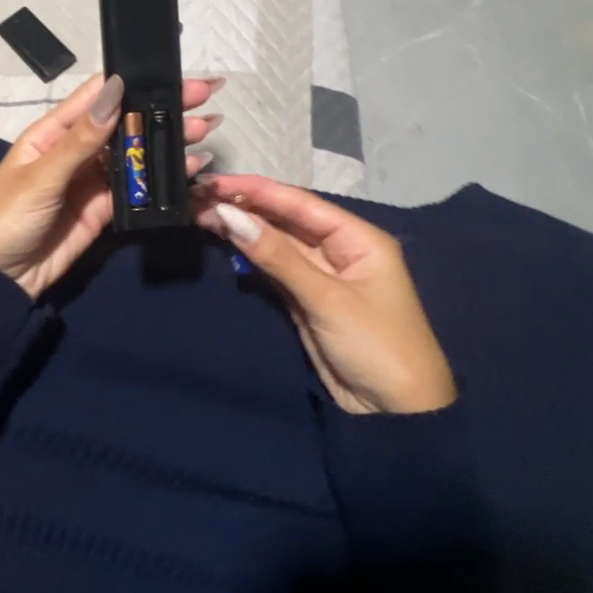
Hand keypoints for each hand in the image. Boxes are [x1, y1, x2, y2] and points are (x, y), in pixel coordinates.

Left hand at [0, 74, 222, 299]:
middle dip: (160, 109)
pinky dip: (162, 177)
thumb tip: (114, 92)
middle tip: (205, 95)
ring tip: (205, 129)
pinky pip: (136, 188)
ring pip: (135, 154)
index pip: (96, 98)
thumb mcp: (40, 177)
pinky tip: (188, 167)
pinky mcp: (103, 210)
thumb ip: (80, 140)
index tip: (170, 71)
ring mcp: (90, 181)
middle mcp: (74, 151)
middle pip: (123, 123)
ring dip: (167, 141)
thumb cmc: (5, 220)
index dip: (132, 82)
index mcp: (51, 134)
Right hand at [196, 176, 455, 415]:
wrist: (396, 410)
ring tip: (199, 215)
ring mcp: (320, 276)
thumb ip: (277, 256)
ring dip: (241, 230)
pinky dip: (249, 256)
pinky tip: (223, 242)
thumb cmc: (375, 345)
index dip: (256, 191)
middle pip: (285, 220)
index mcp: (358, 239)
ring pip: (275, 243)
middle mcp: (339, 250)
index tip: (214, 181)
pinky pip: (273, 269)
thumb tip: (228, 216)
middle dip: (244, 208)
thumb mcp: (326, 298)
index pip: (300, 204)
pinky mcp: (304, 300)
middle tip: (196, 198)